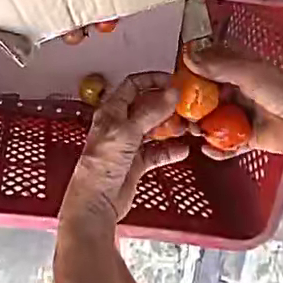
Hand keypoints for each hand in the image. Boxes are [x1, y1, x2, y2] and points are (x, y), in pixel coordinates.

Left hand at [63, 73, 193, 224]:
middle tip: (184, 105)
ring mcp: (128, 145)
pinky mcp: (136, 164)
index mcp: (111, 112)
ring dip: (170, 128)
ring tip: (186, 127)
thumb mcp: (128, 132)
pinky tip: (181, 150)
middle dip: (166, 105)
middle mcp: (119, 126)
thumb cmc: (100, 166)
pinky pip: (157, 152)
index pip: (132, 86)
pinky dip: (169, 151)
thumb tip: (170, 92)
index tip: (173, 81)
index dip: (152, 80)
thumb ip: (151, 111)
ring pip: (154, 129)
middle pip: (146, 107)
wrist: (96, 202)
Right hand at [183, 46, 282, 160]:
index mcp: (239, 70)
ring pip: (213, 122)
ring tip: (191, 131)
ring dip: (200, 127)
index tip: (174, 82)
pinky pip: (226, 144)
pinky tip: (207, 149)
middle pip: (206, 98)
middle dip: (191, 106)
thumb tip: (189, 57)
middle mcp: (237, 92)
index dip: (190, 75)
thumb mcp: (249, 73)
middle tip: (178, 111)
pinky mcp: (247, 138)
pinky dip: (216, 148)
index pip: (207, 69)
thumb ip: (218, 66)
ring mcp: (241, 115)